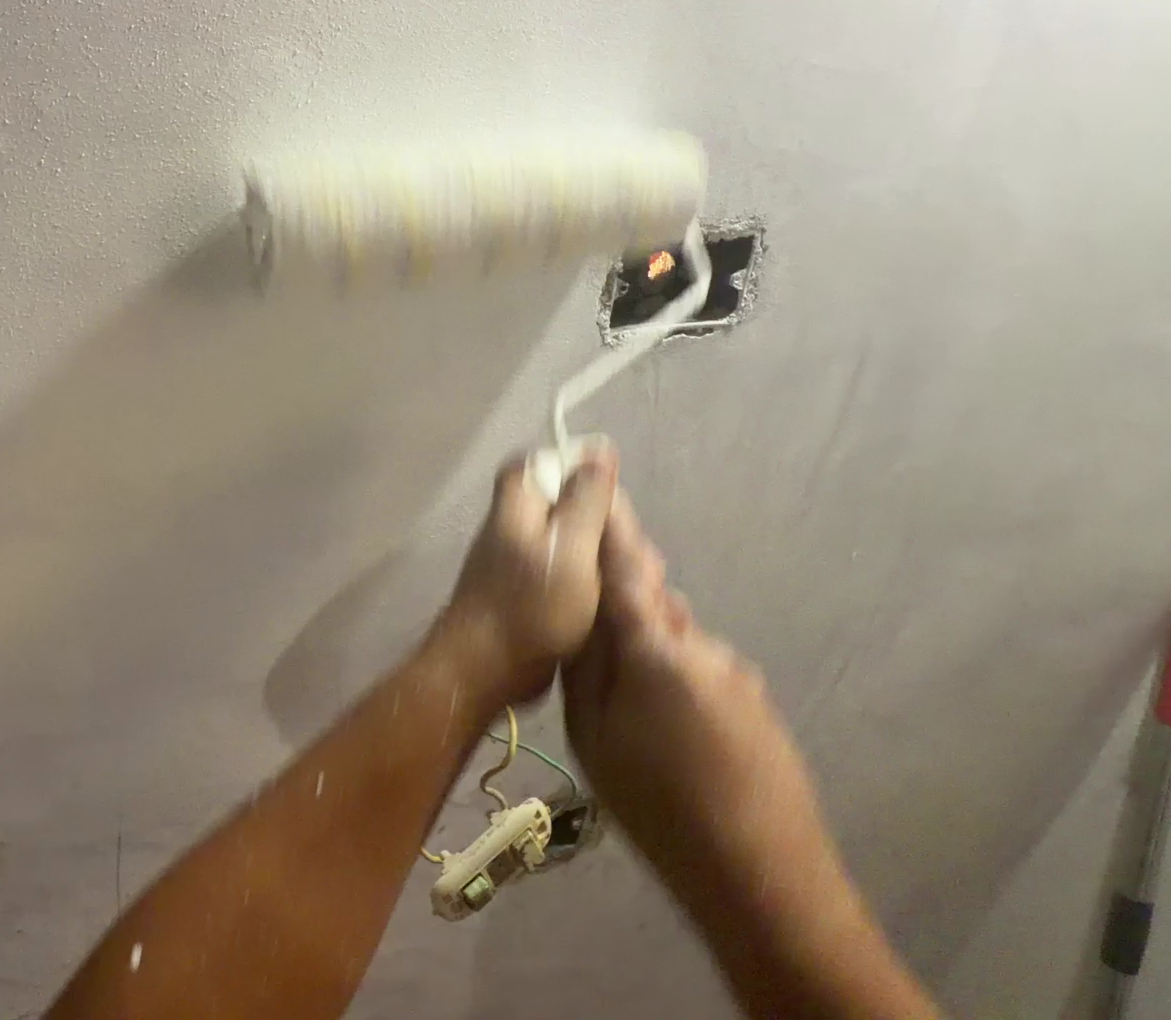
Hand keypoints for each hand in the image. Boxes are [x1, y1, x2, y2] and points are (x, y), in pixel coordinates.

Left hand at [436, 439, 618, 703]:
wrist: (486, 670)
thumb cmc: (530, 606)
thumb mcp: (570, 548)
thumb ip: (584, 501)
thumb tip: (597, 449)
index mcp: (515, 509)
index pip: (534, 465)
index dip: (570, 468)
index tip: (608, 493)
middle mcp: (510, 530)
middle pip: (558, 504)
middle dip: (599, 520)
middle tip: (631, 549)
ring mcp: (514, 564)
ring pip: (566, 542)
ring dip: (601, 557)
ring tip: (631, 578)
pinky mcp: (524, 595)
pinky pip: (563, 574)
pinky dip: (589, 582)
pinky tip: (614, 600)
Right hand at [562, 491, 833, 915]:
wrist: (759, 870)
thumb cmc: (654, 799)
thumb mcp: (592, 732)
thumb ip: (588, 664)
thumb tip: (586, 614)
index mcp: (654, 647)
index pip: (624, 565)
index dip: (610, 519)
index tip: (601, 475)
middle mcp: (700, 645)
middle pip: (651, 599)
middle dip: (619, 591)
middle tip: (586, 611)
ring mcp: (735, 673)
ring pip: (674, 638)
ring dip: (645, 646)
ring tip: (622, 701)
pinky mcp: (753, 702)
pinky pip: (698, 667)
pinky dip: (671, 677)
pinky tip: (663, 728)